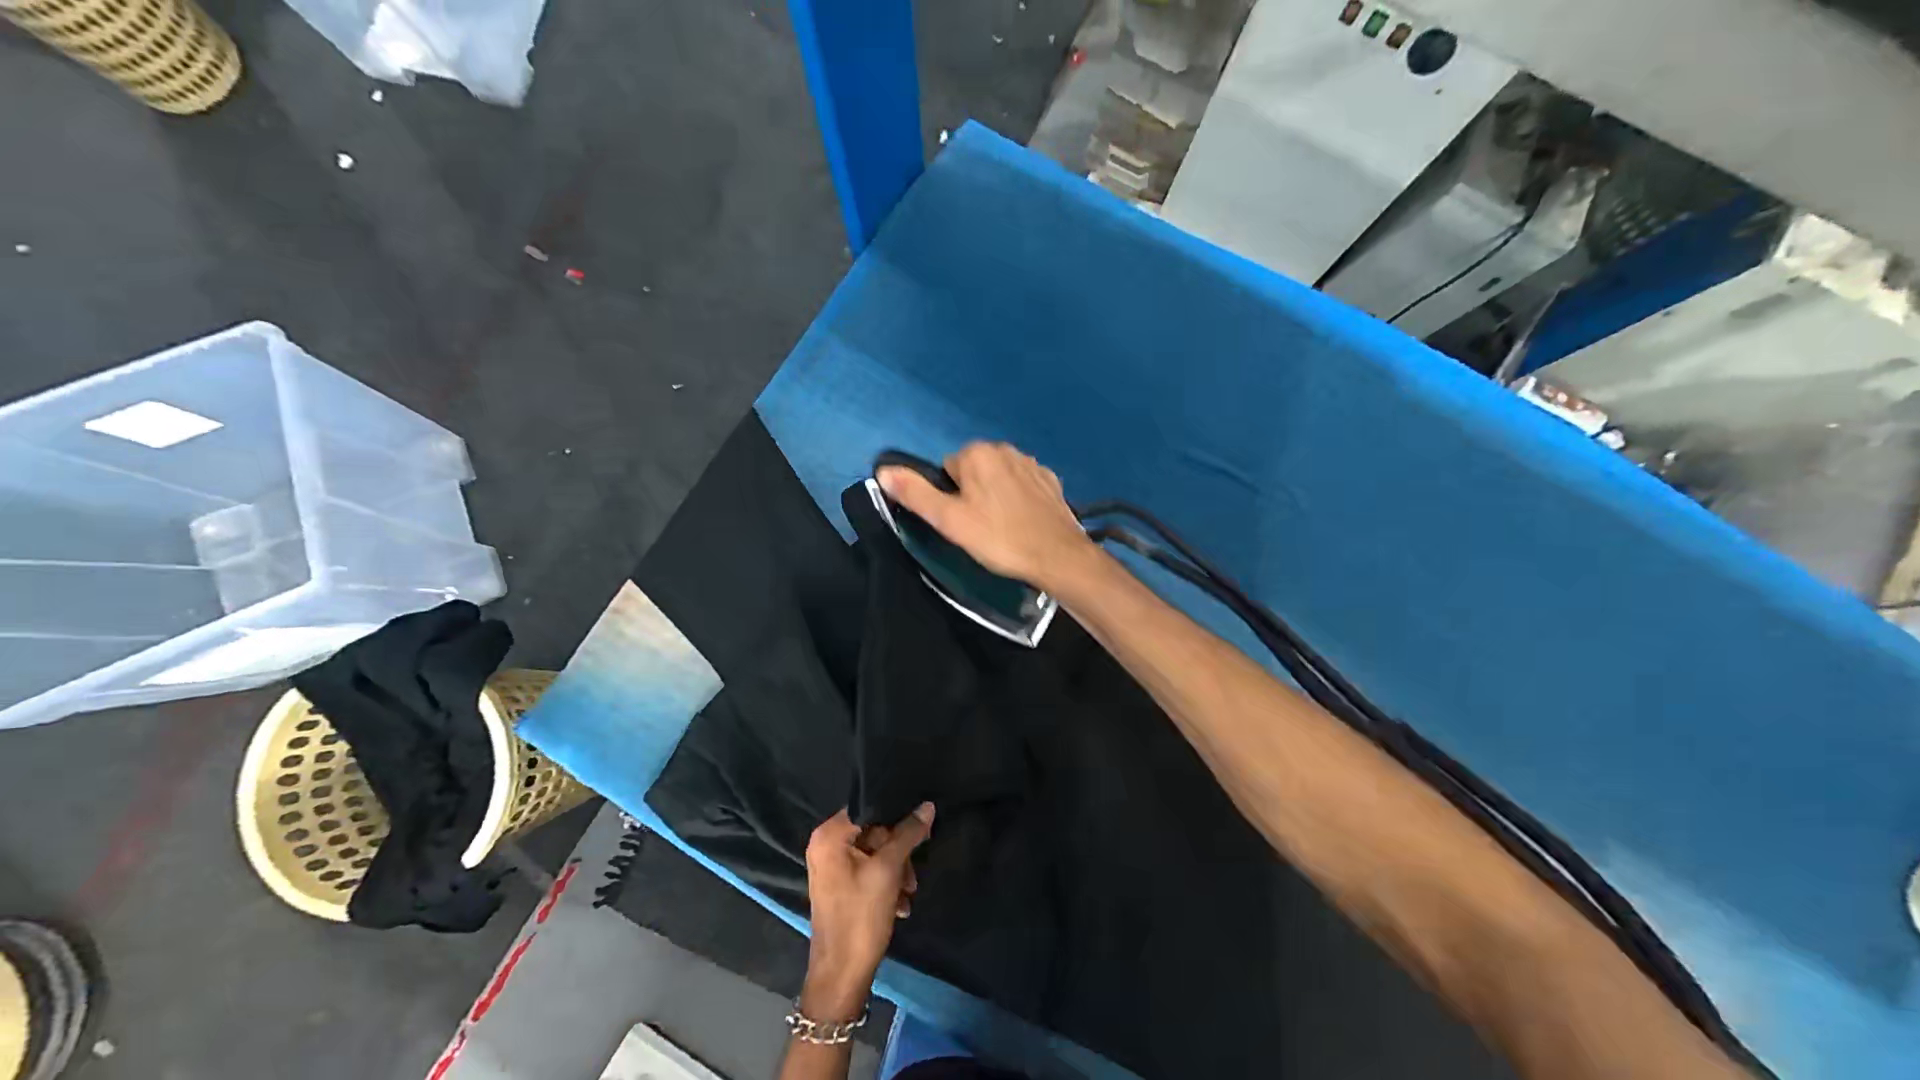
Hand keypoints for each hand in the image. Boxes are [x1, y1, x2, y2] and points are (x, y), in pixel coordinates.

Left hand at [800, 803, 934, 1018]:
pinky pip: (868, 869)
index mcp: (828, 835)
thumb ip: (908, 834)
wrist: (842, 974)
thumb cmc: (861, 916)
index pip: (868, 807)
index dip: (895, 817)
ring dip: (896, 870)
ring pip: (874, 852)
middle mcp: (824, 845)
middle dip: (898, 851)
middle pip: (873, 831)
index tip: (919, 828)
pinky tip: (900, 903)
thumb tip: (927, 806)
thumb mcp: (888, 871)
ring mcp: (830, 866)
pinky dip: (886, 882)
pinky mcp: (839, 885)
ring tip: (908, 893)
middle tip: (912, 874)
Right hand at [878, 442, 1096, 592]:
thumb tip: (883, 471)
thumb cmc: (999, 539)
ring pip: (998, 478)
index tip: (962, 521)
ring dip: (995, 496)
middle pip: (973, 471)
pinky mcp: (1051, 480)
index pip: (947, 470)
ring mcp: (1031, 463)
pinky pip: (1023, 485)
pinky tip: (1023, 523)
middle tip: (980, 528)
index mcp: (977, 453)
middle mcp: (1005, 449)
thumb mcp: (949, 521)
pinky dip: (1019, 500)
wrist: (1058, 556)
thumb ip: (915, 494)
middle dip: (972, 494)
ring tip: (1003, 529)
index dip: (950, 497)